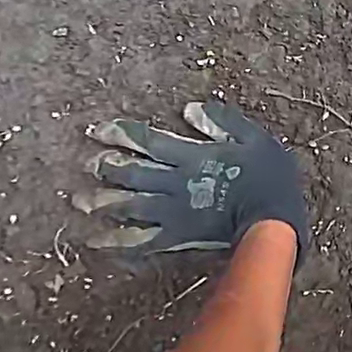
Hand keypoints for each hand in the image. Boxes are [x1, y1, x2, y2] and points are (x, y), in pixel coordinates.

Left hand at [74, 101, 310, 264]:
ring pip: (130, 206)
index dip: (121, 134)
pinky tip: (98, 241)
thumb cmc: (267, 176)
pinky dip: (117, 241)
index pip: (148, 141)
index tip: (97, 130)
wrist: (272, 220)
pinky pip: (141, 240)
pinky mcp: (177, 236)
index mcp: (192, 155)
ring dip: (103, 202)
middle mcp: (176, 182)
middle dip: (107, 167)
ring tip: (80, 201)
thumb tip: (189, 110)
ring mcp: (173, 211)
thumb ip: (222, 122)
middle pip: (132, 173)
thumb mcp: (253, 137)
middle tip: (87, 164)